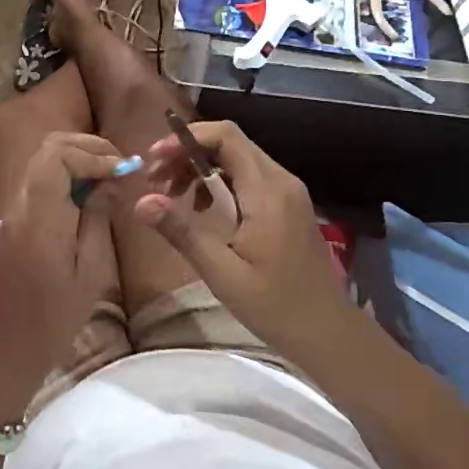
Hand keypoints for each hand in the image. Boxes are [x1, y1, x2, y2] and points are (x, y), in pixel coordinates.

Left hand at [0, 133, 123, 420]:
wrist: (4, 351)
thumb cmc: (54, 318)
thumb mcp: (90, 270)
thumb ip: (98, 216)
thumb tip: (113, 179)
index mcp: (40, 215)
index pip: (59, 154)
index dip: (94, 153)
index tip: (123, 170)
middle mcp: (20, 204)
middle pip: (49, 148)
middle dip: (88, 148)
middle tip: (120, 166)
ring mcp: (12, 210)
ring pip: (43, 161)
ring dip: (77, 159)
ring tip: (110, 178)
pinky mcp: (13, 220)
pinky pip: (39, 181)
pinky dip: (65, 175)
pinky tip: (88, 195)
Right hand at [134, 121, 356, 361]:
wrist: (328, 331)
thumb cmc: (275, 305)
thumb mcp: (222, 272)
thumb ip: (182, 232)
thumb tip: (140, 202)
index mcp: (267, 191)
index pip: (226, 136)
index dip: (187, 138)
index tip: (155, 159)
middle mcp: (281, 180)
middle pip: (230, 143)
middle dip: (188, 153)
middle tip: (157, 181)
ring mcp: (288, 191)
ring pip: (238, 159)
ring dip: (202, 168)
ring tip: (172, 195)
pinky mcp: (288, 204)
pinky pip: (249, 177)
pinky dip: (220, 182)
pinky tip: (203, 209)